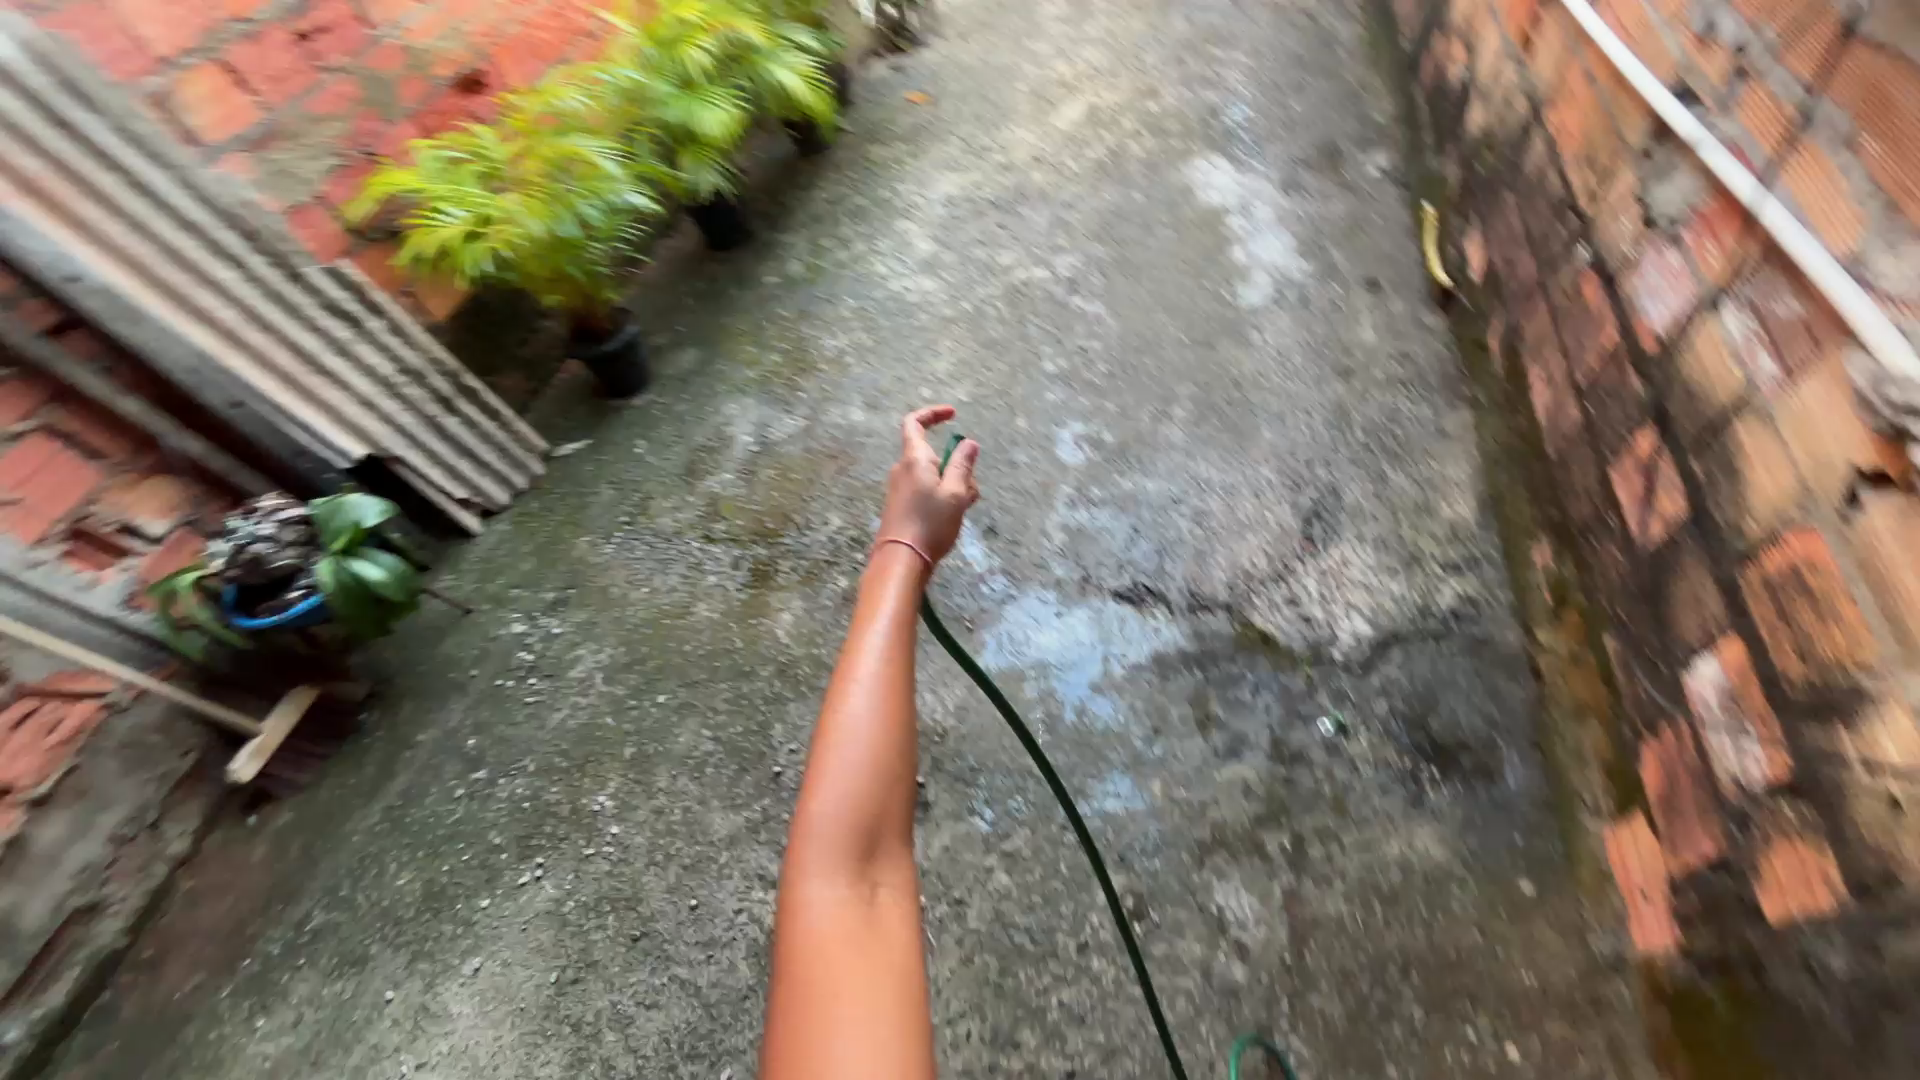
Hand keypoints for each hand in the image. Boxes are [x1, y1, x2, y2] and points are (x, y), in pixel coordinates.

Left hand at [877, 405, 979, 568]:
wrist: (901, 559)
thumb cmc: (930, 523)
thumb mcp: (955, 492)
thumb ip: (963, 465)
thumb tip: (969, 443)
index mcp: (914, 459)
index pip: (915, 423)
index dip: (933, 414)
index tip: (953, 414)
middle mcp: (903, 469)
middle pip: (933, 455)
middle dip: (957, 466)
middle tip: (971, 489)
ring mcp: (900, 488)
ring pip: (934, 476)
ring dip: (954, 486)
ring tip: (965, 507)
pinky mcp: (902, 506)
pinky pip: (927, 491)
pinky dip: (944, 498)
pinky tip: (954, 517)